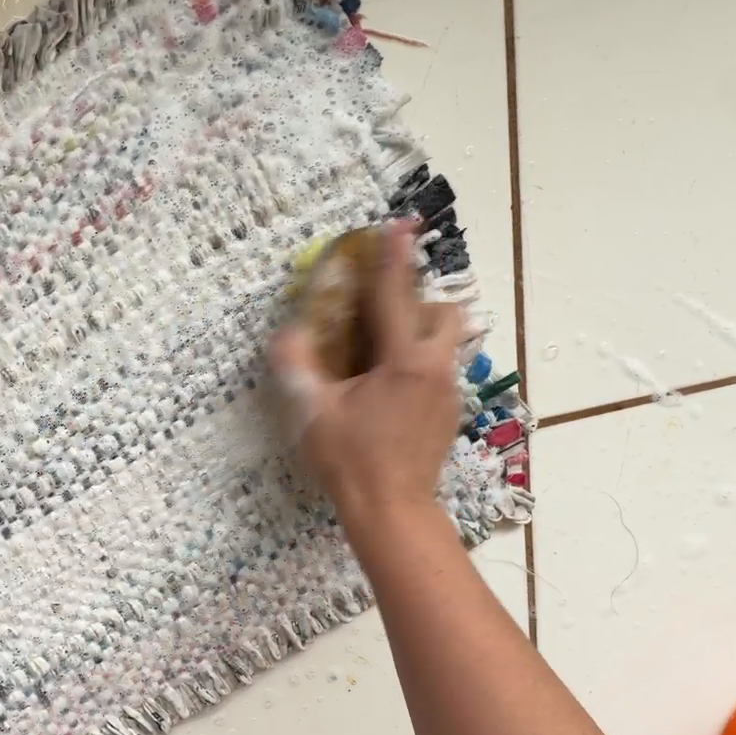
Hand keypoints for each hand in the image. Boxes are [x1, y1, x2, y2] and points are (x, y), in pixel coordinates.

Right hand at [269, 221, 466, 521]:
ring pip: (447, 342)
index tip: (398, 225)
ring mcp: (447, 393)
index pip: (396, 298)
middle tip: (382, 312)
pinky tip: (388, 390)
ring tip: (383, 351)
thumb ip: (297, 367)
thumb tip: (286, 334)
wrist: (391, 509)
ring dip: (421, 332)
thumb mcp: (312, 413)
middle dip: (419, 301)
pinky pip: (440, 371)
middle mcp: (435, 370)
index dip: (392, 259)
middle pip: (445, 313)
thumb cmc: (349, 460)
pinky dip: (418, 363)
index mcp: (404, 363)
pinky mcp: (449, 415)